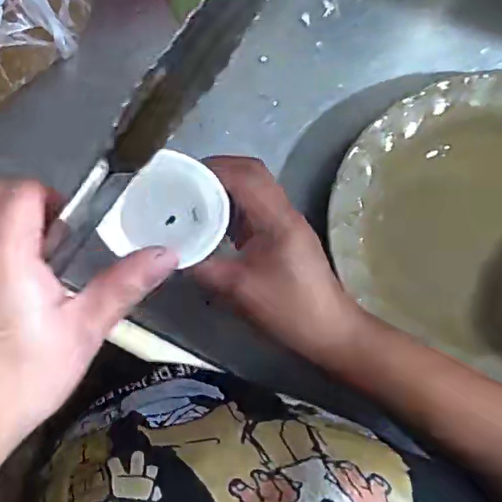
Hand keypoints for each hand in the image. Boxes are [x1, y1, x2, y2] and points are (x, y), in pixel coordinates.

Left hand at [0, 180, 175, 501]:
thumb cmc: (24, 378)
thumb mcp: (82, 332)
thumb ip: (123, 285)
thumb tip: (166, 254)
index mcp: (4, 250)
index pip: (24, 190)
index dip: (52, 198)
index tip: (72, 230)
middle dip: (30, 205)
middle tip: (58, 246)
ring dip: (9, 228)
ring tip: (36, 276)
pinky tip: (6, 299)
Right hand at [191, 156, 369, 363]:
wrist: (331, 332)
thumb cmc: (289, 308)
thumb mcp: (237, 289)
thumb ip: (202, 265)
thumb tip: (171, 252)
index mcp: (276, 219)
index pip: (245, 175)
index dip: (211, 168)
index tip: (180, 176)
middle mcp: (283, 212)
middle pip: (250, 171)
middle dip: (215, 170)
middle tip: (183, 182)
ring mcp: (285, 221)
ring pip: (253, 186)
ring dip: (222, 185)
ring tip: (190, 196)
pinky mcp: (281, 234)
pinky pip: (252, 205)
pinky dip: (229, 203)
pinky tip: (209, 219)